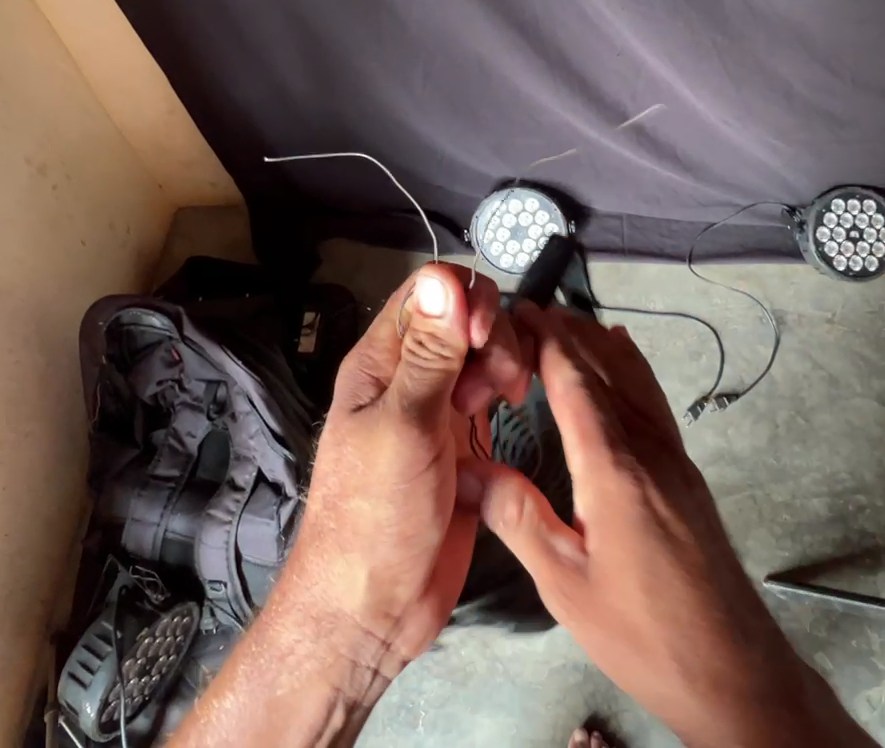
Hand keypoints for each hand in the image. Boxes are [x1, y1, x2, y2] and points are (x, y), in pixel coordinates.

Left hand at [276, 263, 531, 674]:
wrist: (374, 607)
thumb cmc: (378, 515)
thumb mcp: (404, 427)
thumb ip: (429, 354)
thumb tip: (445, 277)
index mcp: (380, 361)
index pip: (429, 292)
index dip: (465, 301)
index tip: (483, 341)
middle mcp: (410, 374)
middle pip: (464, 316)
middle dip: (493, 335)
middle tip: (496, 387)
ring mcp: (438, 406)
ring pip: (482, 350)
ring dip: (503, 361)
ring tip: (502, 401)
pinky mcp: (463, 438)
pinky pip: (491, 390)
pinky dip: (507, 387)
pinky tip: (510, 407)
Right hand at [466, 306, 872, 747]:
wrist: (731, 666)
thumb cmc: (641, 631)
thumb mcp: (566, 585)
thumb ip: (518, 518)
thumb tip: (468, 469)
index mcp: (613, 469)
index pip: (576, 384)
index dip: (548, 343)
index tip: (521, 314)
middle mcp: (648, 448)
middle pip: (605, 371)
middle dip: (568, 334)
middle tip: (531, 310)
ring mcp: (673, 457)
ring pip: (634, 379)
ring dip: (599, 344)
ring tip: (568, 320)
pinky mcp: (685, 471)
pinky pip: (654, 400)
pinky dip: (633, 367)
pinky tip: (625, 354)